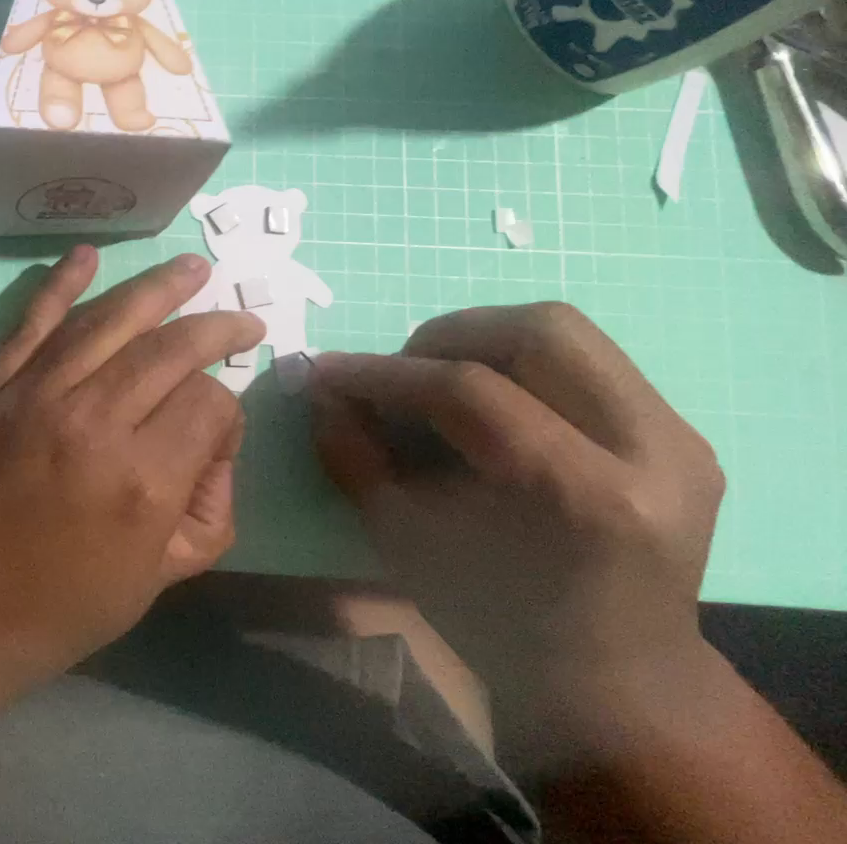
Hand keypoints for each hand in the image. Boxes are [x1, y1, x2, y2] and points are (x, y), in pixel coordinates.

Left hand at [0, 246, 263, 712]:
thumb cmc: (53, 611)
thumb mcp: (156, 581)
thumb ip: (205, 508)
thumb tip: (210, 442)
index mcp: (143, 480)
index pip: (210, 404)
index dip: (225, 415)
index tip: (212, 434)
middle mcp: (91, 421)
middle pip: (167, 349)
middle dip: (213, 328)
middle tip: (241, 318)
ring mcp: (30, 396)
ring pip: (105, 322)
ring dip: (154, 289)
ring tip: (190, 268)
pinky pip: (28, 323)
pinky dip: (58, 285)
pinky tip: (87, 256)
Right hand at [307, 304, 725, 743]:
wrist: (607, 669)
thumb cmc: (490, 615)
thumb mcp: (400, 537)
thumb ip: (354, 453)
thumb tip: (320, 388)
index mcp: (579, 495)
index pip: (468, 390)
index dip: (381, 374)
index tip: (325, 373)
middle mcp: (649, 452)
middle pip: (539, 331)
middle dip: (444, 337)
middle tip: (397, 374)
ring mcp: (677, 438)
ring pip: (566, 331)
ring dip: (481, 340)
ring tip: (437, 380)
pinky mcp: (681, 433)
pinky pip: (585, 360)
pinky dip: (517, 363)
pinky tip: (487, 402)